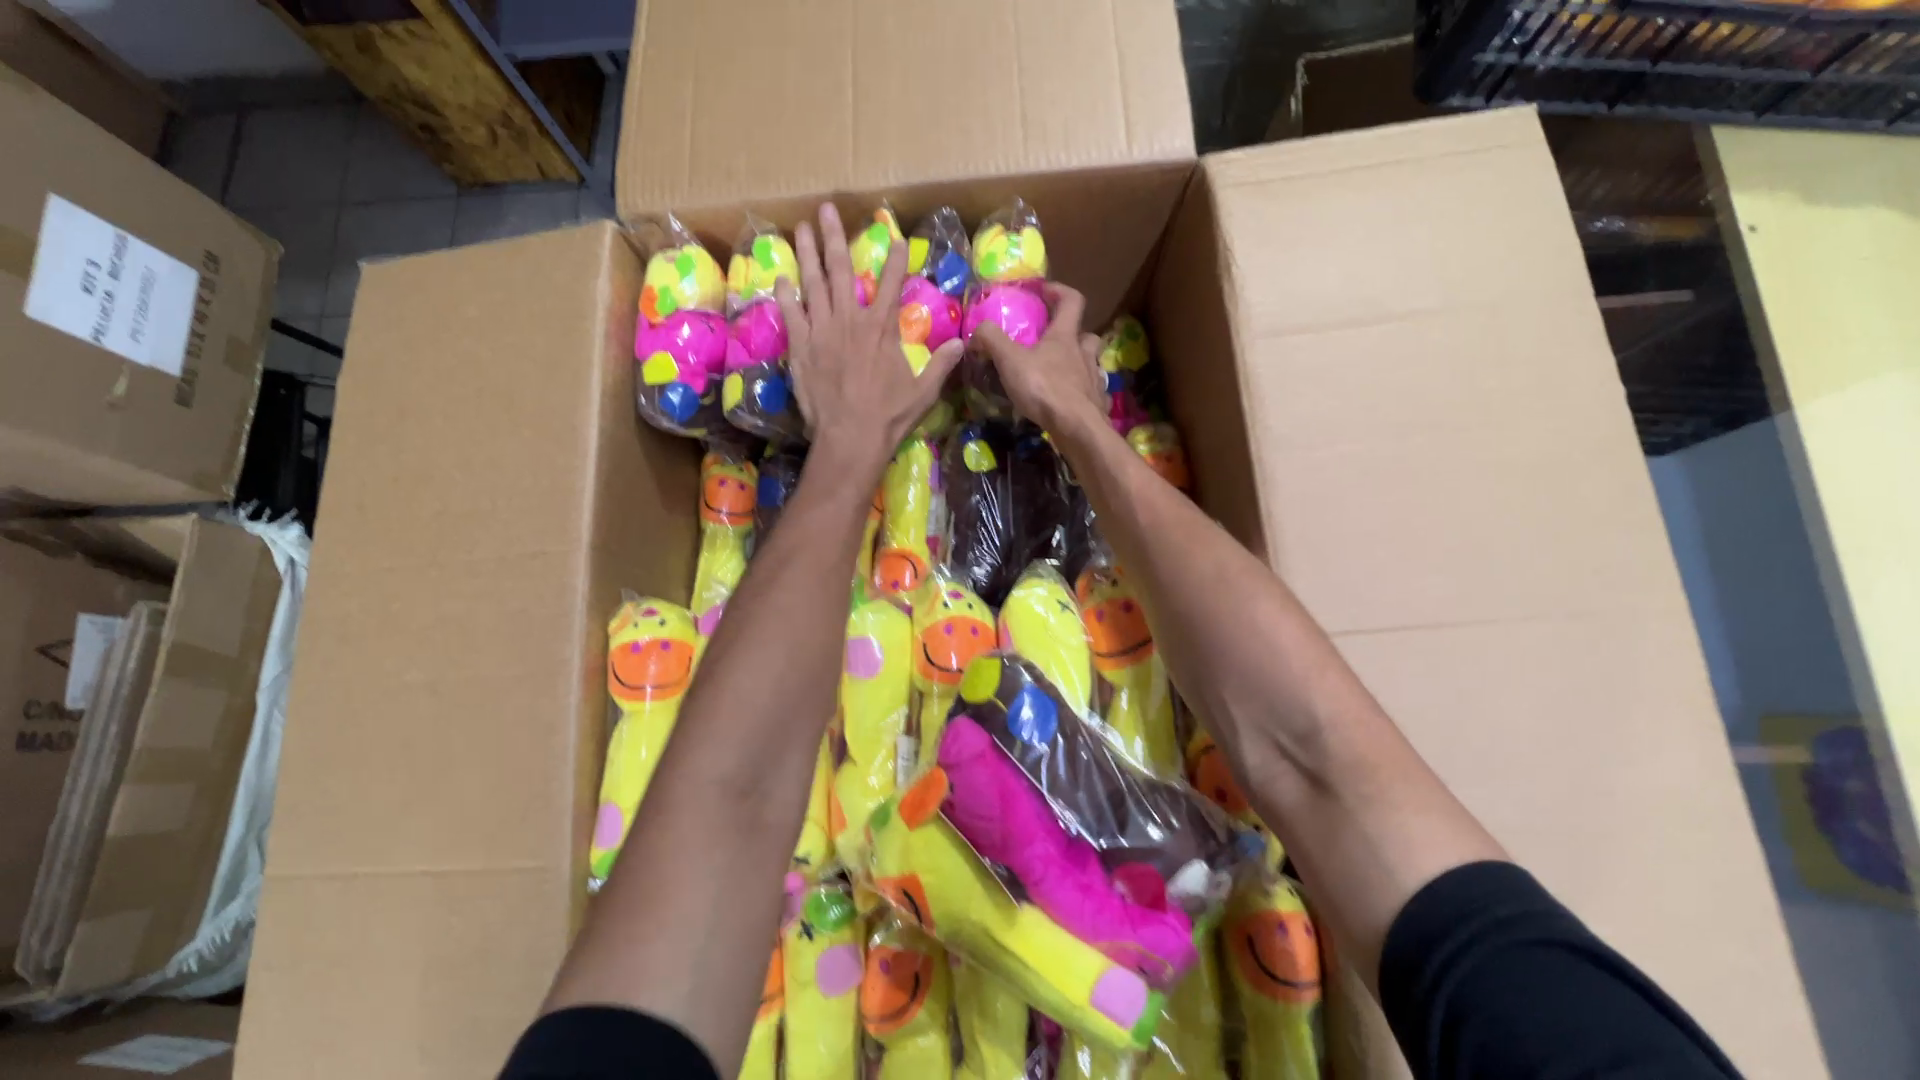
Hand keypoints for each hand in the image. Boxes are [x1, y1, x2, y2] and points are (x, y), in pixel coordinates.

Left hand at [779, 203, 962, 472]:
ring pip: (813, 284)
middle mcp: (850, 320)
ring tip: (800, 228)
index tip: (895, 236)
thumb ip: (941, 364)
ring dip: (807, 253)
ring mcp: (821, 331)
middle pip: (841, 270)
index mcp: (881, 328)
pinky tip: (781, 277)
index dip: (895, 258)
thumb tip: (961, 345)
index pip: (890, 283)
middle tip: (826, 209)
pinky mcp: (801, 348)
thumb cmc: (889, 416)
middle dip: (835, 236)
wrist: (850, 438)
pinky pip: (791, 314)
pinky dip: (786, 295)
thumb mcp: (924, 392)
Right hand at [971, 283, 1107, 434]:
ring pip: (1090, 363)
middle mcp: (1084, 353)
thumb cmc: (1045, 388)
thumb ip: (991, 339)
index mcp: (1065, 336)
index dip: (1059, 291)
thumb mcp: (1010, 360)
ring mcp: (1093, 379)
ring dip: (1078, 363)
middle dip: (1073, 333)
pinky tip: (1066, 401)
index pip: (1072, 300)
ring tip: (1058, 373)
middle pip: (1086, 334)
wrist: (1077, 428)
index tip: (1044, 292)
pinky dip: (1079, 392)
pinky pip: (1089, 392)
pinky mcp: (1095, 404)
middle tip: (1053, 342)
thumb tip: (976, 330)